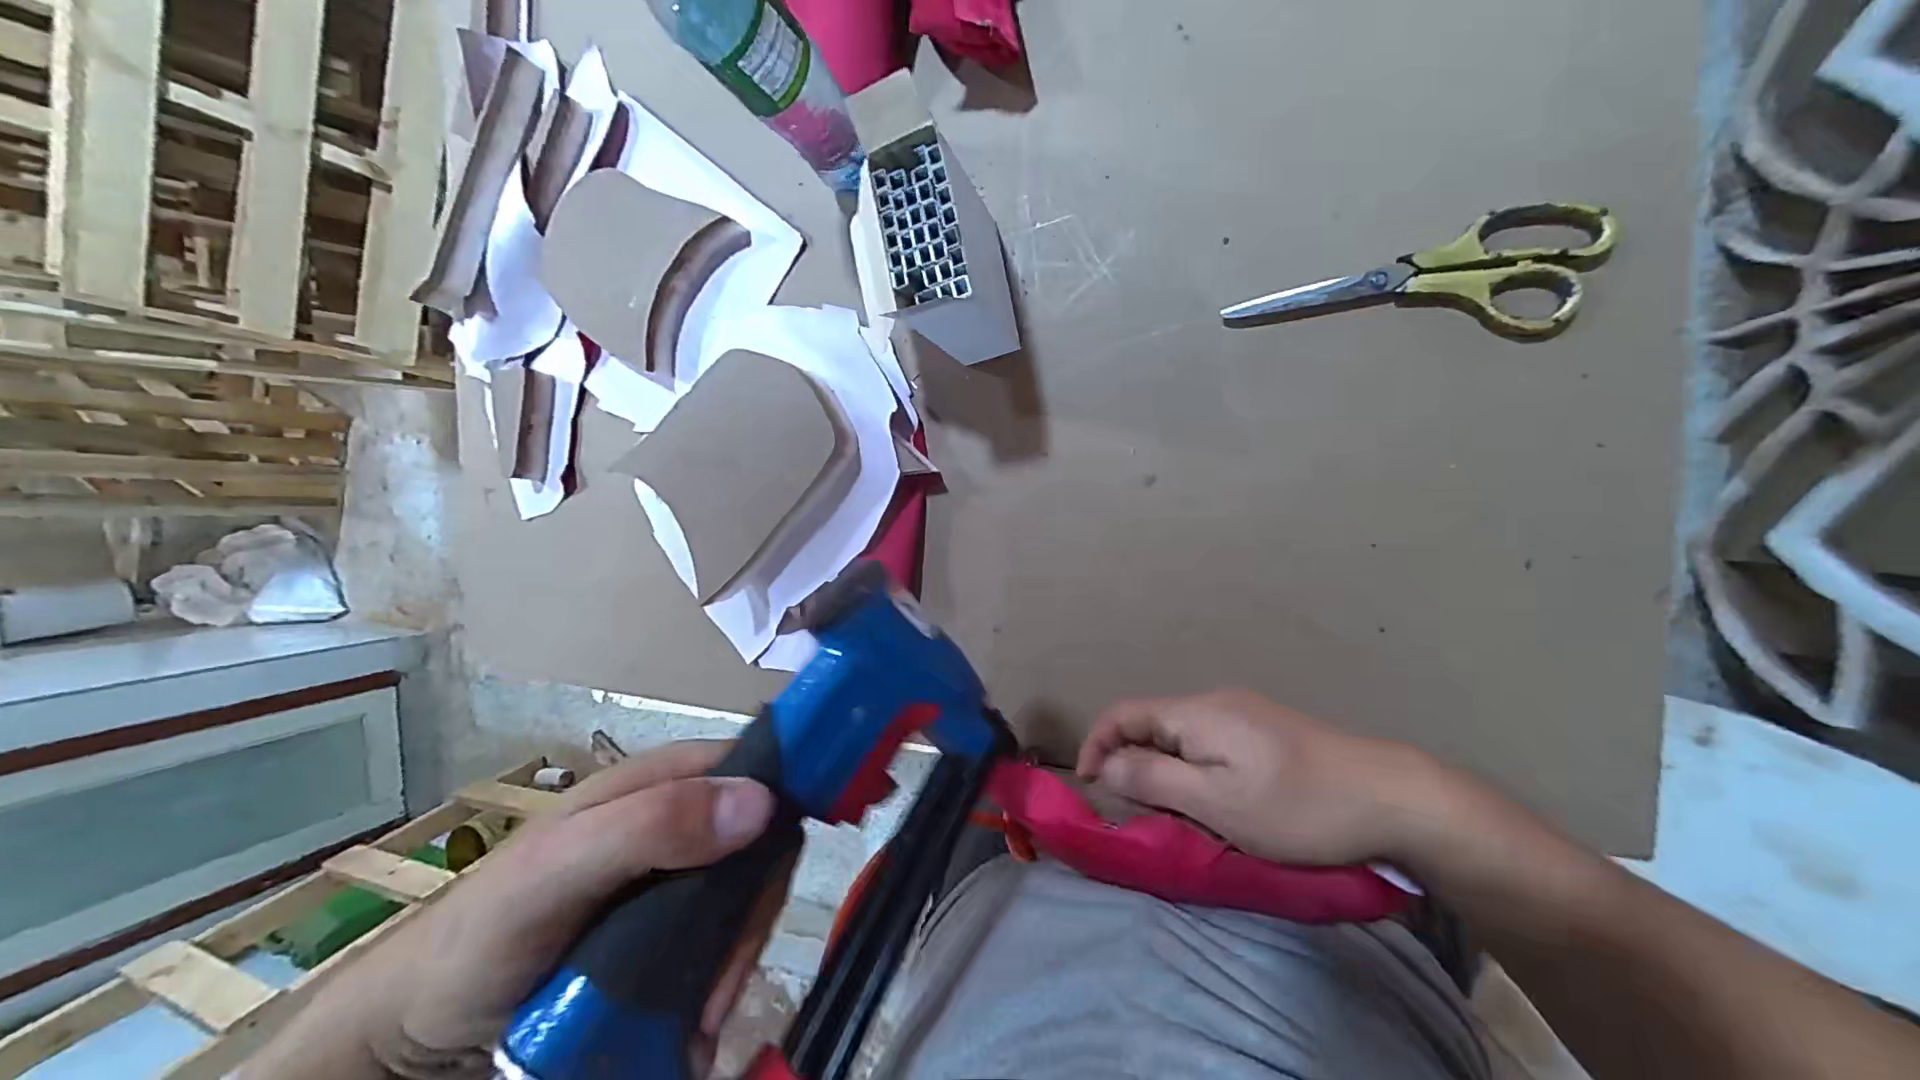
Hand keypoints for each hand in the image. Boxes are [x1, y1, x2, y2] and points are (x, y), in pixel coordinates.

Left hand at [243, 740, 787, 1079]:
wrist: (418, 1035)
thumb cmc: (481, 935)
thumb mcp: (555, 873)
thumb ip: (651, 825)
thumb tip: (762, 802)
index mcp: (660, 779)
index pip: (754, 767)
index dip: (780, 805)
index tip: (777, 876)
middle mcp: (679, 815)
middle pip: (761, 836)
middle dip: (755, 905)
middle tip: (727, 973)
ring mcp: (678, 873)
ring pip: (749, 891)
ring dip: (741, 951)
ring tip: (706, 1011)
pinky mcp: (673, 927)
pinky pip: (728, 936)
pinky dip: (727, 974)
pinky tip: (703, 1012)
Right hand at [1075, 688, 1450, 867]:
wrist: (1394, 797)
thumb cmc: (1297, 806)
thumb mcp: (1216, 803)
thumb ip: (1153, 779)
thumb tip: (1106, 764)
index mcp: (1196, 713)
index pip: (1122, 713)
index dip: (1095, 744)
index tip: (1090, 786)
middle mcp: (1214, 702)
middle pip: (1150, 722)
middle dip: (1129, 761)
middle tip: (1137, 810)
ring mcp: (1244, 713)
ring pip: (1180, 734)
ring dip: (1161, 767)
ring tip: (1173, 810)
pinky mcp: (1267, 731)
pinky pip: (1208, 742)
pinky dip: (1191, 767)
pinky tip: (1215, 797)